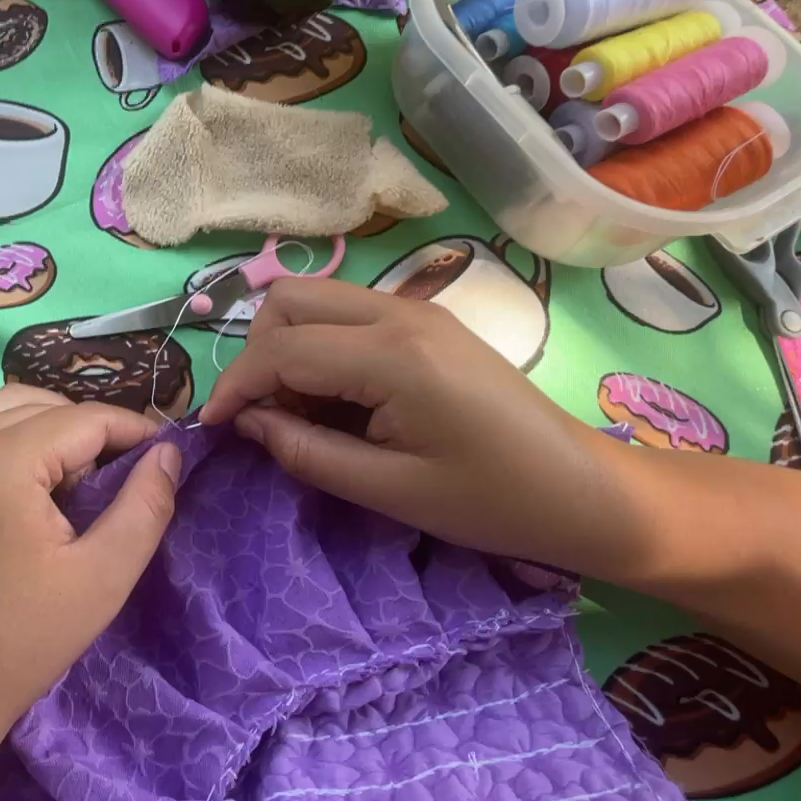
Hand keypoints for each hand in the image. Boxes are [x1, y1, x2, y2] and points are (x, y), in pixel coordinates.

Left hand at [0, 384, 181, 737]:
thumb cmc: (22, 639)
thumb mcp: (103, 577)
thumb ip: (144, 507)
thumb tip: (167, 453)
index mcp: (4, 461)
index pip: (85, 419)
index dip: (132, 431)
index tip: (163, 455)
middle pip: (45, 405)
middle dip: (90, 432)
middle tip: (114, 484)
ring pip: (1, 403)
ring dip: (44, 422)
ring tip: (68, 475)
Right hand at [201, 280, 649, 580]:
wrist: (587, 491)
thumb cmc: (492, 501)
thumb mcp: (388, 491)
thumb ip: (305, 452)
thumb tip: (248, 423)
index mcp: (391, 354)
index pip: (281, 349)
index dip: (236, 385)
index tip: (213, 427)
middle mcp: (398, 312)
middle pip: (288, 300)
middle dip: (257, 353)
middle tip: (265, 416)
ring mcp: (415, 309)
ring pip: (314, 299)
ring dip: (287, 347)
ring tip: (301, 411)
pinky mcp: (425, 320)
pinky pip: (345, 314)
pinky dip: (319, 346)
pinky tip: (337, 399)